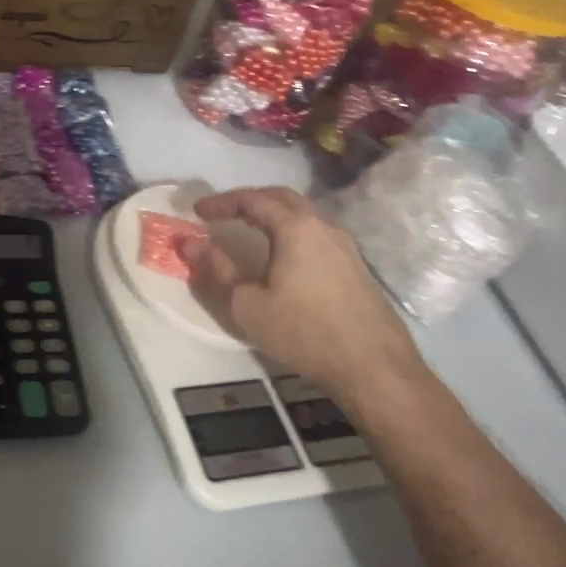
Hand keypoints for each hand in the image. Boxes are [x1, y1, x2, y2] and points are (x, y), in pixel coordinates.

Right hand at [183, 186, 427, 403]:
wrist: (375, 369)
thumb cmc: (304, 332)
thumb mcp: (248, 304)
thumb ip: (218, 268)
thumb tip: (190, 242)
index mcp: (296, 227)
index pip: (252, 199)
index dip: (222, 201)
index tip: (197, 211)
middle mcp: (323, 226)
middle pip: (282, 198)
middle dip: (250, 200)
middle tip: (224, 212)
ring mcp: (346, 247)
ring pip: (304, 216)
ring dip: (274, 216)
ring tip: (251, 231)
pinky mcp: (357, 268)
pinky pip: (318, 235)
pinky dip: (293, 233)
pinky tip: (284, 257)